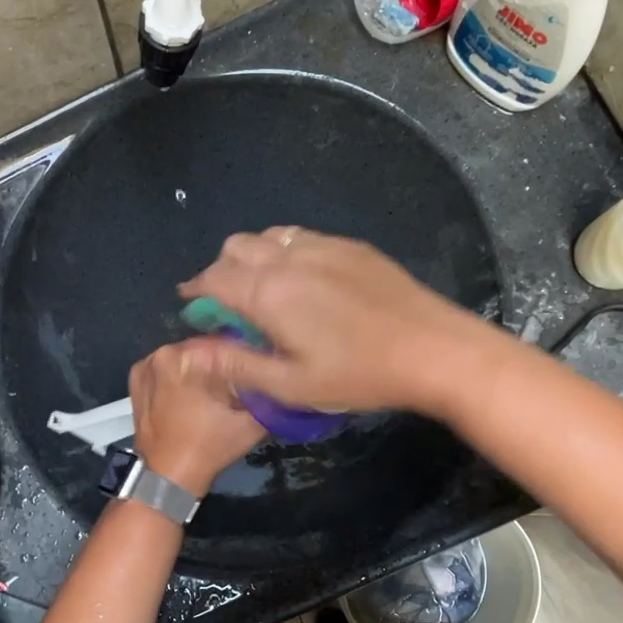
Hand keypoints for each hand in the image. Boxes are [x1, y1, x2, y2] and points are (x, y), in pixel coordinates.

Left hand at [128, 340, 266, 495]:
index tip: (254, 370)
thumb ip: (268, 392)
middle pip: (204, 347)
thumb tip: (279, 372)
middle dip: (221, 362)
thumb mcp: (252, 421)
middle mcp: (164, 352)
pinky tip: (188, 394)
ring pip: (185, 357)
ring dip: (199, 368)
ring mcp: (147, 364)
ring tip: (212, 391)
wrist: (168, 475)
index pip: (228, 340)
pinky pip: (166, 367)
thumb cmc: (210, 447)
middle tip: (234, 384)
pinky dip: (178, 376)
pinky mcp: (136, 378)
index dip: (245, 355)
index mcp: (191, 357)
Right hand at [176, 227, 500, 414]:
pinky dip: (284, 252)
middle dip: (221, 271)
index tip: (193, 311)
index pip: (213, 279)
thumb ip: (235, 366)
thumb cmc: (358, 375)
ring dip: (252, 258)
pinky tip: (302, 283)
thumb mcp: (290, 385)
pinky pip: (301, 237)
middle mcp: (290, 258)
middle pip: (236, 247)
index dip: (196, 294)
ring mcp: (324, 246)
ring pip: (268, 237)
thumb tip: (186, 356)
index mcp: (269, 292)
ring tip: (262, 292)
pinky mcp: (352, 247)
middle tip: (228, 307)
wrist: (435, 350)